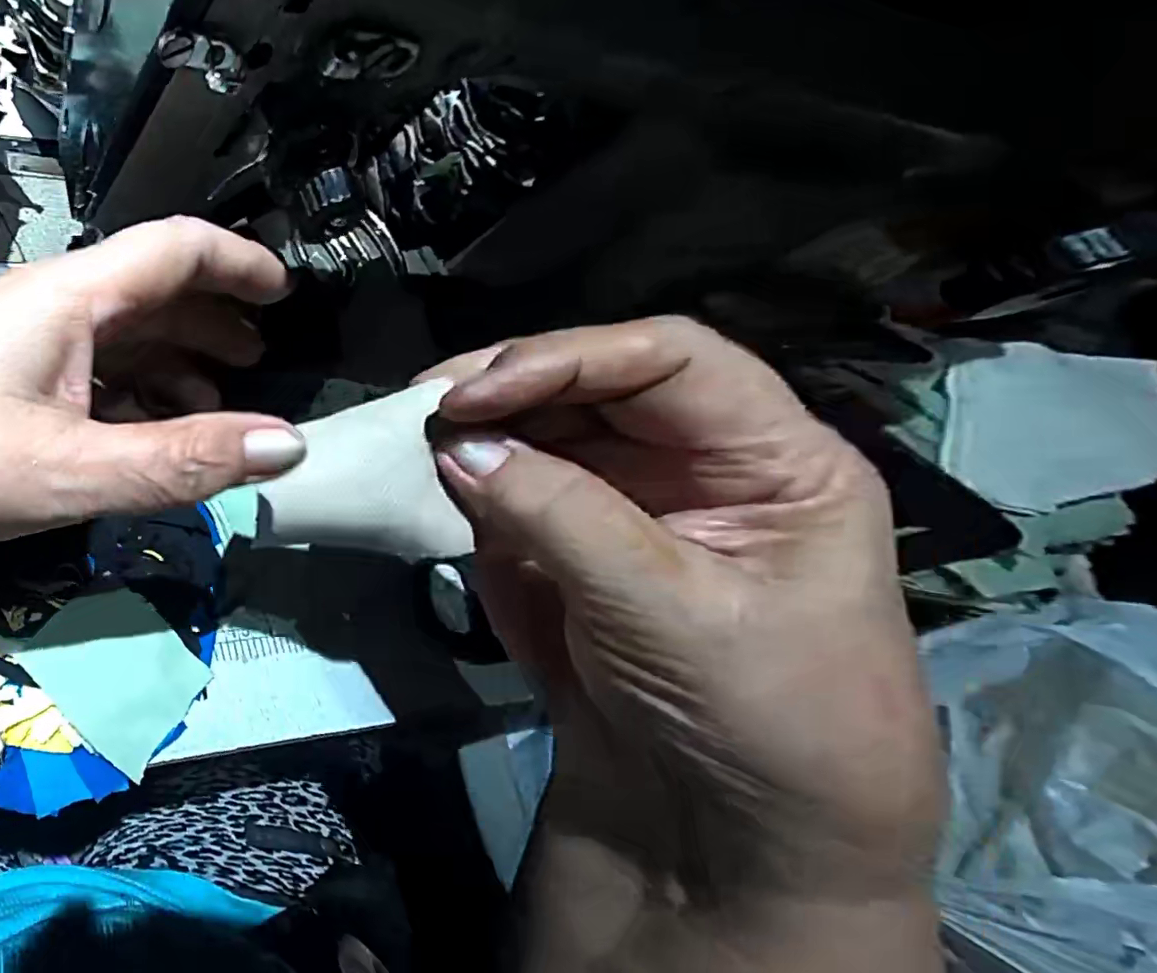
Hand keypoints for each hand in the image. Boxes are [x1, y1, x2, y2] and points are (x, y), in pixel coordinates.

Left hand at [0, 218, 306, 574]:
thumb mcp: (73, 471)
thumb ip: (181, 460)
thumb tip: (286, 445)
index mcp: (72, 298)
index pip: (176, 247)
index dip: (239, 262)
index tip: (284, 293)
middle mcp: (55, 304)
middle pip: (156, 290)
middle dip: (216, 320)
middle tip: (260, 361)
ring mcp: (32, 340)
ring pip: (127, 334)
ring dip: (180, 360)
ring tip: (217, 402)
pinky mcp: (15, 376)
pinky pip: (97, 369)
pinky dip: (139, 392)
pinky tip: (151, 428)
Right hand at [422, 317, 942, 966]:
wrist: (709, 825)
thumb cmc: (748, 715)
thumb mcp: (666, 611)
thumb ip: (559, 515)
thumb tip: (457, 445)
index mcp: (766, 456)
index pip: (667, 360)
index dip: (567, 359)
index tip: (476, 394)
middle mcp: (687, 455)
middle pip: (589, 381)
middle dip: (506, 386)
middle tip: (428, 404)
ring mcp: (616, 492)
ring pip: (535, 424)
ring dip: (475, 427)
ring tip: (417, 437)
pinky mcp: (560, 529)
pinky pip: (505, 479)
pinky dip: (464, 473)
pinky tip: (431, 476)